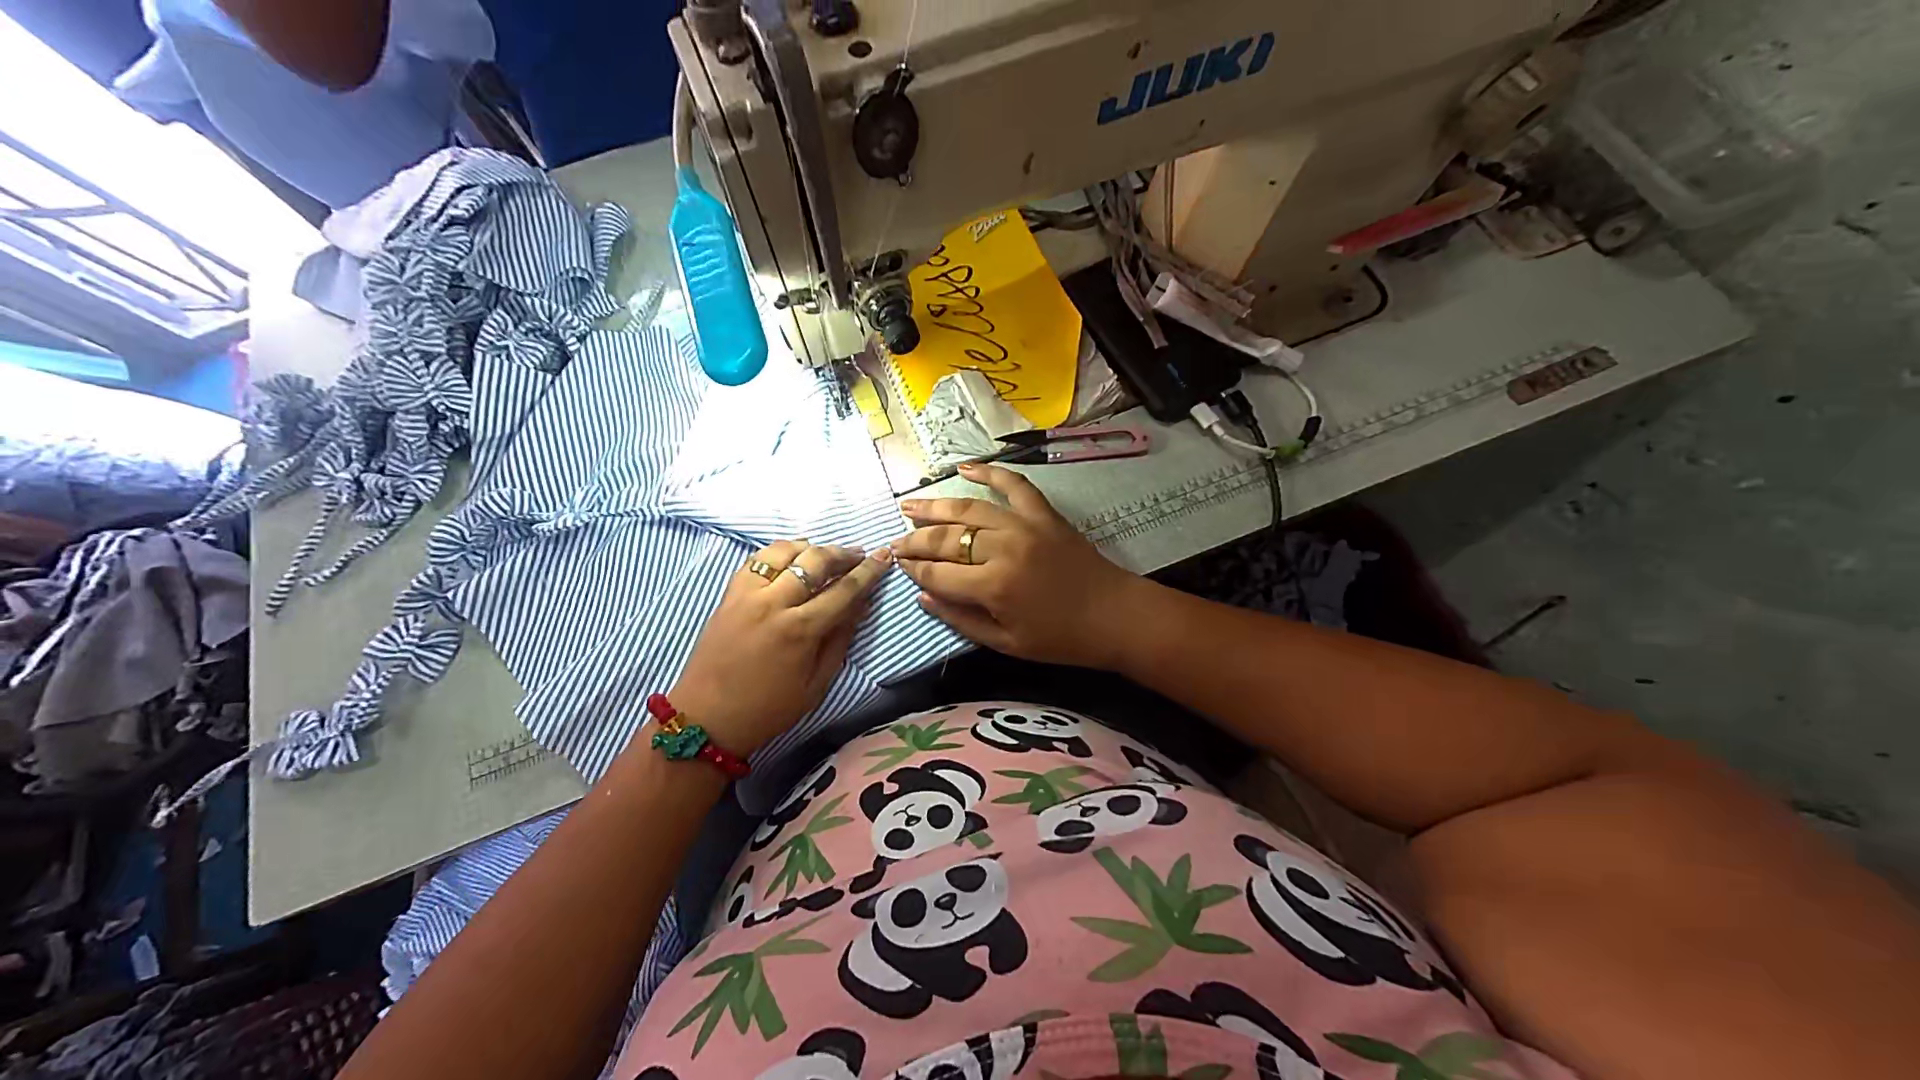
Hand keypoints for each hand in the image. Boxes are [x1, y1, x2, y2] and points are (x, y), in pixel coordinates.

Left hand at [668, 541, 892, 756]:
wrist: (707, 717)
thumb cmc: (769, 708)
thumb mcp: (816, 683)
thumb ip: (840, 639)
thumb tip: (862, 605)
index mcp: (800, 629)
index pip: (844, 589)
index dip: (868, 571)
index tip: (884, 557)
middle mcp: (774, 603)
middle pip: (816, 561)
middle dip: (843, 553)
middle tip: (859, 554)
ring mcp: (748, 594)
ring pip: (784, 551)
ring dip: (810, 548)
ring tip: (825, 554)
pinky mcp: (729, 594)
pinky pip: (757, 560)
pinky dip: (779, 553)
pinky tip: (791, 559)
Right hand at [895, 463, 1146, 668]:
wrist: (1115, 616)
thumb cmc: (1060, 639)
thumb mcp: (1005, 643)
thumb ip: (960, 619)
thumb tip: (923, 596)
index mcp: (993, 586)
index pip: (938, 573)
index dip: (914, 569)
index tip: (897, 565)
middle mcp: (1003, 548)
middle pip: (946, 538)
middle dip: (915, 540)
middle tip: (894, 541)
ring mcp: (1025, 525)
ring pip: (969, 509)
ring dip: (935, 507)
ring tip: (909, 506)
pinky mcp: (1044, 514)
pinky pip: (1013, 485)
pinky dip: (990, 473)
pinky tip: (965, 468)